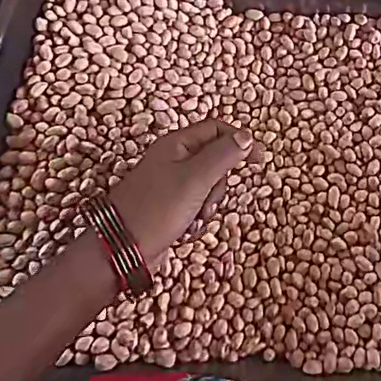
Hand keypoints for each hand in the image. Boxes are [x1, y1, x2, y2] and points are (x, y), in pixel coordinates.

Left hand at [107, 119, 262, 259]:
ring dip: (208, 206)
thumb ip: (223, 155)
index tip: (259, 160)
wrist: (122, 250)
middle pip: (215, 162)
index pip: (216, 130)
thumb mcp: (196, 178)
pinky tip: (184, 231)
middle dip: (218, 185)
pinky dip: (196, 220)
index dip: (239, 141)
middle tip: (207, 199)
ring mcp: (170, 185)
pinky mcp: (169, 207)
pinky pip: (196, 207)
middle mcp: (172, 161)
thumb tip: (246, 137)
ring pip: (208, 188)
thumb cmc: (156, 210)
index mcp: (176, 145)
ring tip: (193, 219)